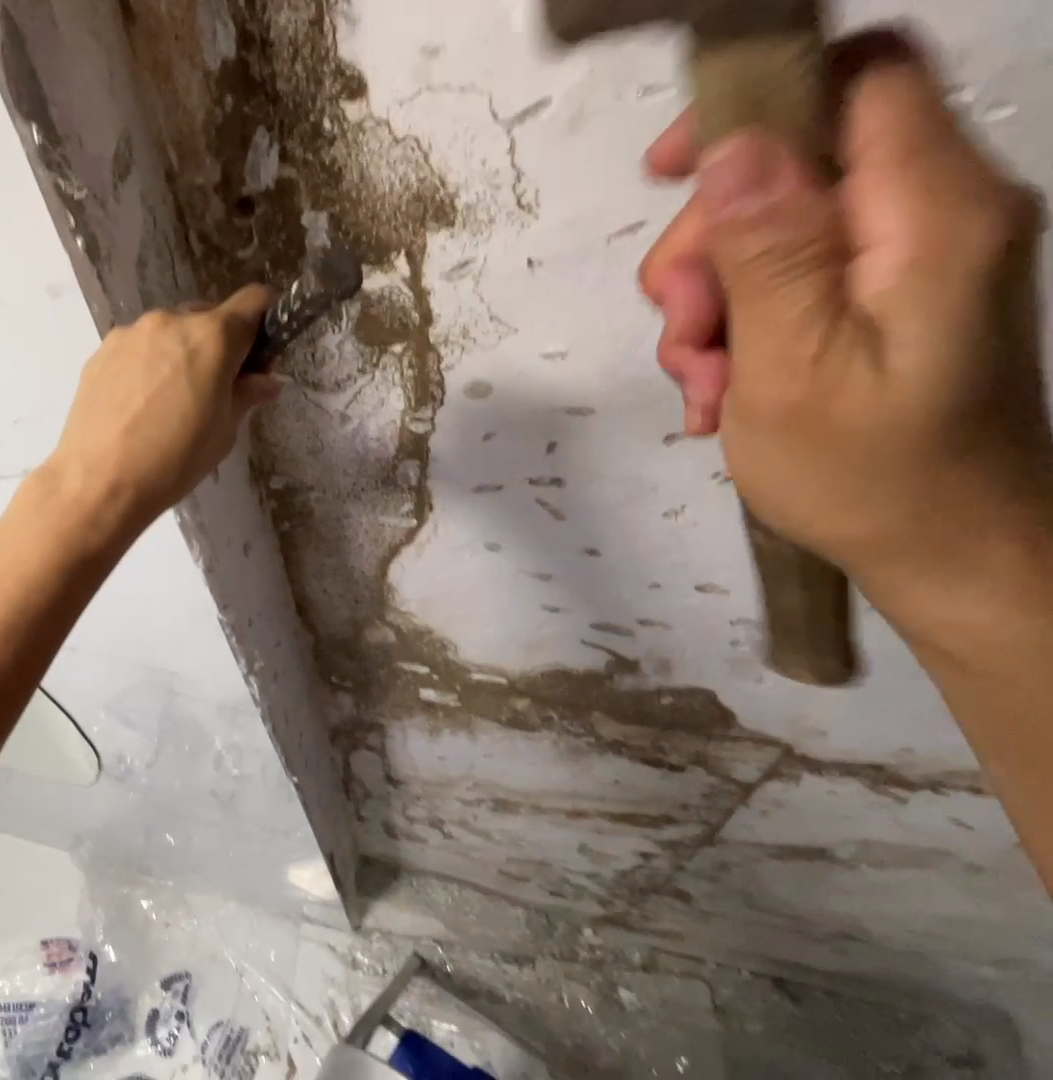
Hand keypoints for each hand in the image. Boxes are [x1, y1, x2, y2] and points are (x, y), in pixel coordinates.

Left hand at [42, 286, 278, 532]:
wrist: (98, 481)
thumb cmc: (174, 460)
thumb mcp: (224, 433)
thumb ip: (246, 395)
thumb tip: (265, 380)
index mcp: (213, 336)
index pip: (254, 301)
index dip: (263, 325)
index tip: (255, 360)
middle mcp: (171, 321)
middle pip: (208, 317)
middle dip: (217, 345)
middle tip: (210, 390)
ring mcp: (131, 333)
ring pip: (169, 332)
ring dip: (178, 353)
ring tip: (166, 402)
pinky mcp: (101, 351)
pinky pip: (137, 347)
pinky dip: (145, 365)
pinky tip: (136, 405)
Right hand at [639, 29, 1052, 603]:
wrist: (948, 549)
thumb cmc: (868, 472)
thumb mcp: (793, 366)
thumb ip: (768, 254)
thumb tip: (736, 151)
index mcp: (932, 216)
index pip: (859, 80)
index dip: (755, 105)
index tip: (670, 173)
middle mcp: (931, 214)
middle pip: (787, 165)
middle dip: (704, 245)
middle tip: (682, 328)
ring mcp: (906, 255)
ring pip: (765, 227)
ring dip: (706, 299)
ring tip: (700, 377)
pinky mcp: (881, 293)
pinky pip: (781, 274)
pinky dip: (730, 324)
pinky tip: (717, 384)